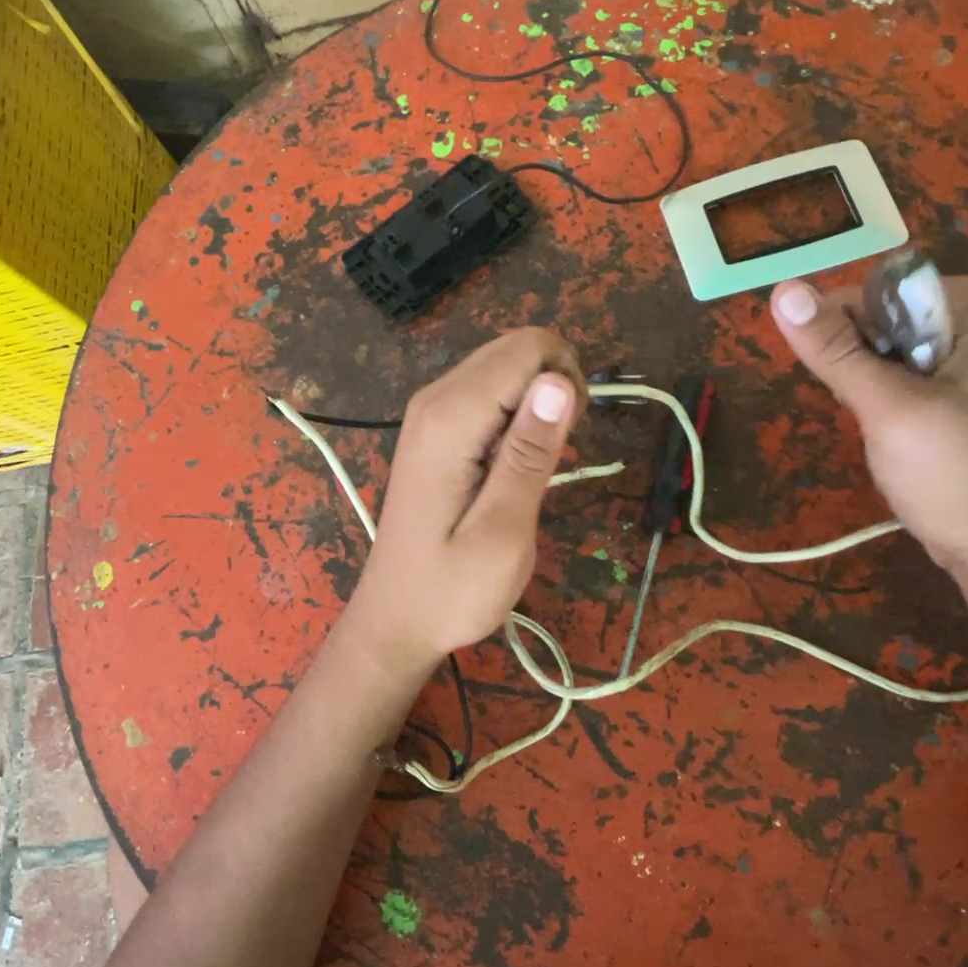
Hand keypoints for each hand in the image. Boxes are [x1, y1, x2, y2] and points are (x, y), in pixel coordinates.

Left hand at [342, 329, 584, 669]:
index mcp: (451, 419)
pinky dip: (515, 416)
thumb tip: (559, 382)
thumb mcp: (503, 532)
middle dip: (555, 386)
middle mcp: (435, 399)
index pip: (527, 349)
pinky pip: (488, 393)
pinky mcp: (434, 429)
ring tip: (535, 467)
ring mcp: (430, 411)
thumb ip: (530, 455)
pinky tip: (511, 467)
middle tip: (557, 454)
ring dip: (537, 403)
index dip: (567, 382)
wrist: (396, 619)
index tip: (571, 440)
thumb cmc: (452, 591)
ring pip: (504, 366)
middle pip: (516, 347)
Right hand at [768, 275, 967, 577]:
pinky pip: (909, 388)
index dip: (842, 329)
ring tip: (888, 437)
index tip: (838, 382)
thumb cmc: (962, 477)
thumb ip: (835, 351)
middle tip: (870, 416)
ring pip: (890, 359)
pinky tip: (899, 448)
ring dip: (871, 395)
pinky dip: (890, 413)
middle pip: (884, 322)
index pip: (877, 289)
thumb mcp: (890, 409)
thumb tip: (782, 292)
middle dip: (859, 367)